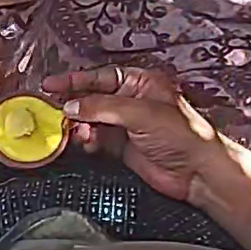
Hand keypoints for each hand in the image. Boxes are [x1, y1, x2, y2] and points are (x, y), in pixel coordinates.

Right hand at [41, 66, 227, 203]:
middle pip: (92, 98)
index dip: (75, 80)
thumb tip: (73, 106)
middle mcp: (131, 100)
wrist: (198, 172)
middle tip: (54, 109)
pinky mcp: (122, 146)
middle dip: (73, 104)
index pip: (100, 77)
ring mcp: (125, 124)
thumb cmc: (184, 135)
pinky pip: (96, 139)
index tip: (52, 84)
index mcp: (140, 83)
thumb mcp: (141, 113)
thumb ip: (103, 107)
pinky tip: (85, 142)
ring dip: (79, 125)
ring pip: (90, 120)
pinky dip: (87, 140)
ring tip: (74, 130)